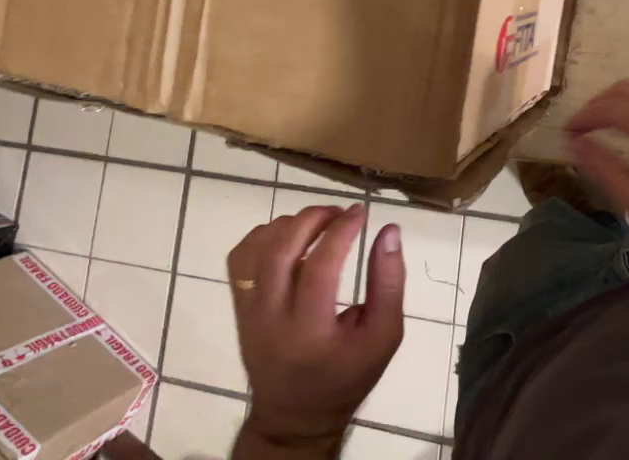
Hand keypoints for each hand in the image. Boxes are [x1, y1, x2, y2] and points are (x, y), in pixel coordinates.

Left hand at [229, 203, 404, 450]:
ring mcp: (248, 313)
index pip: (321, 267)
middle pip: (280, 251)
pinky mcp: (238, 308)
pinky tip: (289, 236)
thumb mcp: (384, 336)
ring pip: (256, 250)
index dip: (342, 231)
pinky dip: (264, 235)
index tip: (362, 211)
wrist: (296, 416)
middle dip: (313, 219)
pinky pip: (240, 259)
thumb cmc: (347, 376)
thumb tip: (389, 230)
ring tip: (318, 222)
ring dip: (289, 224)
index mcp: (310, 333)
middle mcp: (271, 320)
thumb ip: (389, 282)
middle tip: (340, 211)